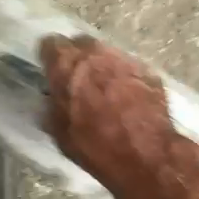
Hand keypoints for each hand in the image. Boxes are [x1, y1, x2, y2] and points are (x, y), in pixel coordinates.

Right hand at [40, 36, 198, 198]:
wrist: (145, 155)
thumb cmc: (95, 146)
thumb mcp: (60, 133)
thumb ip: (52, 107)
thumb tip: (51, 99)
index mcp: (66, 65)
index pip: (50, 44)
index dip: (50, 58)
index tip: (52, 71)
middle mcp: (95, 53)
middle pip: (81, 43)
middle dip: (78, 58)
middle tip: (78, 80)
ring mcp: (125, 59)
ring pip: (107, 54)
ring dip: (102, 67)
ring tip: (105, 90)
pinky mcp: (148, 70)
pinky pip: (130, 68)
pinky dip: (125, 78)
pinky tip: (129, 98)